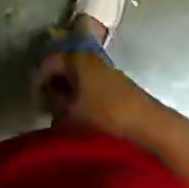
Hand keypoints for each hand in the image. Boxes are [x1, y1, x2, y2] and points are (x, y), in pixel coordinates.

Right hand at [34, 49, 159, 139]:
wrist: (153, 130)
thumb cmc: (105, 117)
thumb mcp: (69, 115)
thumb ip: (54, 104)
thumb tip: (49, 99)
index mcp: (76, 57)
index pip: (48, 61)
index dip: (38, 80)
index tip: (35, 101)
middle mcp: (92, 58)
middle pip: (66, 67)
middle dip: (55, 86)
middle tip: (48, 107)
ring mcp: (109, 72)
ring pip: (81, 79)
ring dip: (72, 94)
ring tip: (66, 116)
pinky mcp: (122, 89)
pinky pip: (95, 89)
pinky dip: (86, 100)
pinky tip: (86, 119)